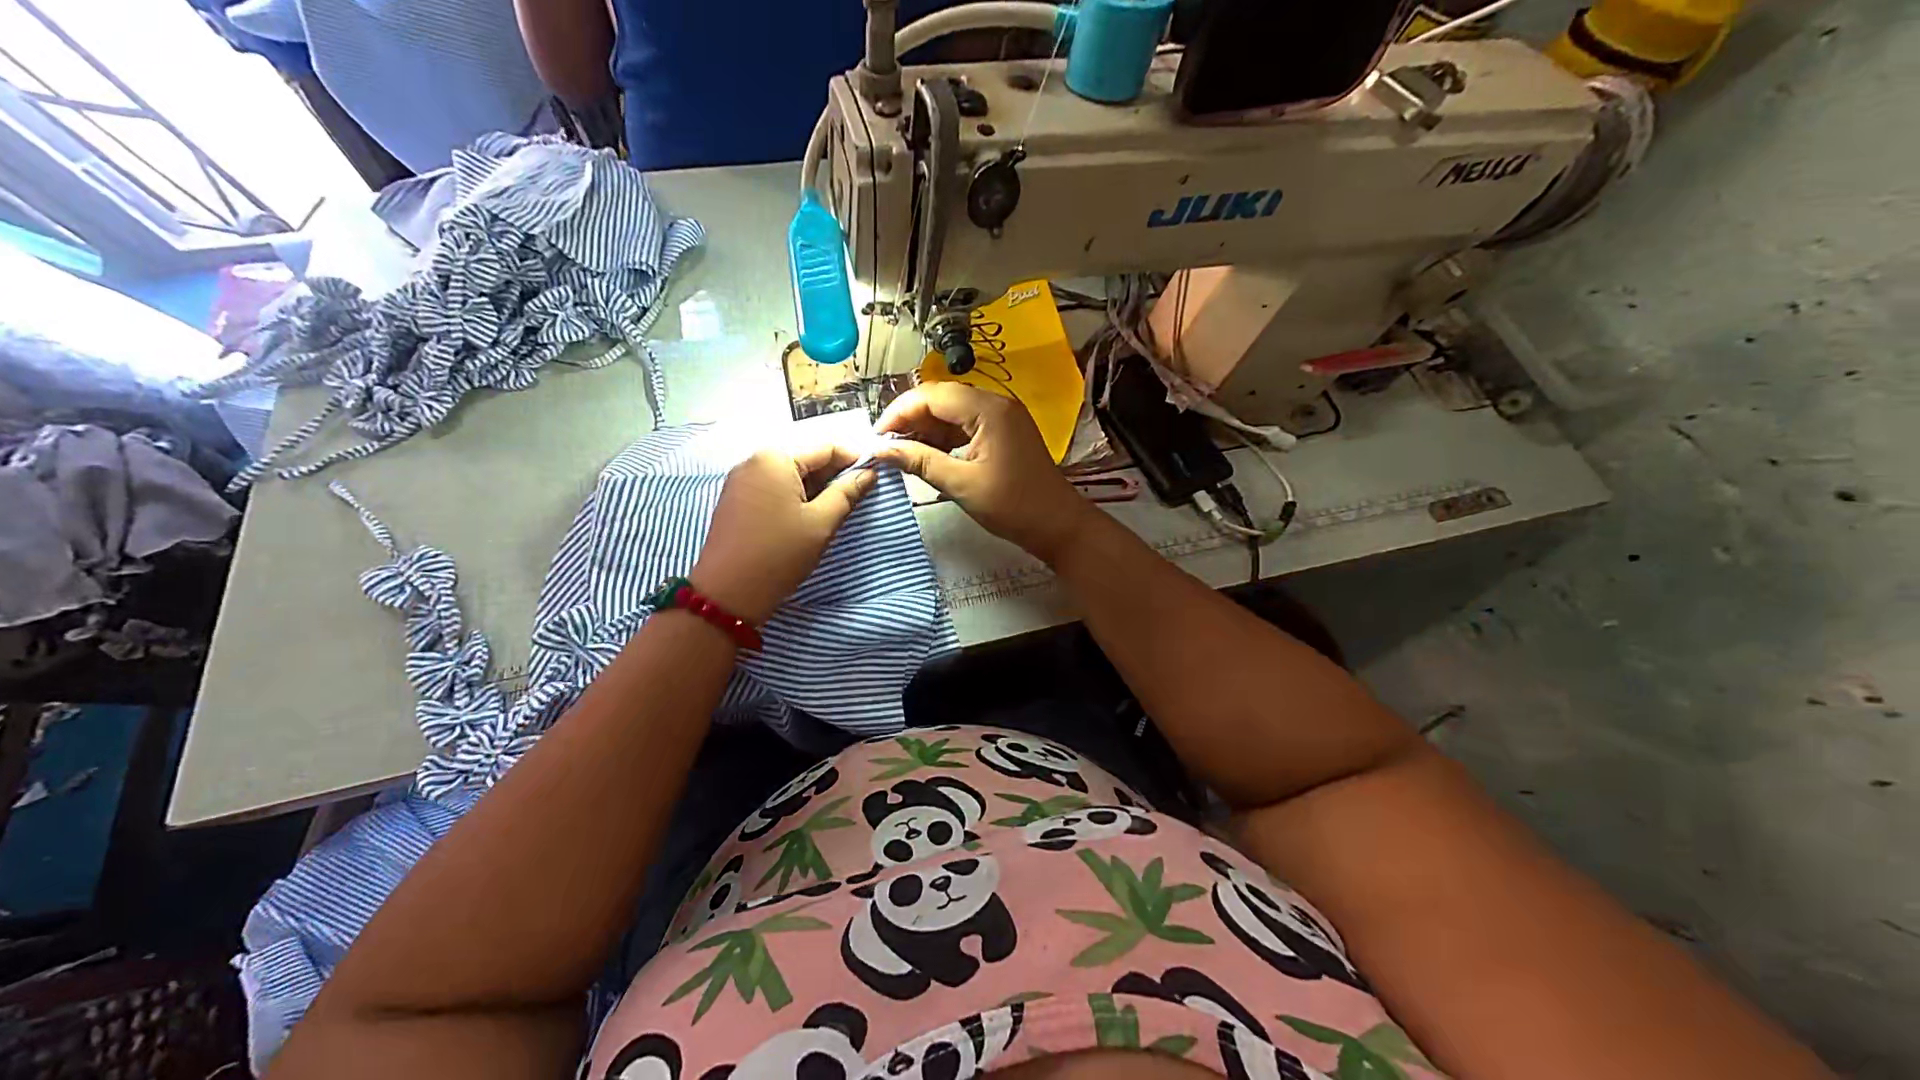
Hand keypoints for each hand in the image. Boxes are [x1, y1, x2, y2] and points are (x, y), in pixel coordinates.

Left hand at [690, 444, 875, 624]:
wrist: (727, 594)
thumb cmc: (779, 554)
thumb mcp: (821, 523)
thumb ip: (847, 493)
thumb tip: (868, 473)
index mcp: (775, 458)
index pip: (826, 448)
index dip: (853, 460)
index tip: (874, 477)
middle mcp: (754, 461)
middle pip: (806, 460)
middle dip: (833, 477)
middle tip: (856, 500)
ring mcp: (741, 481)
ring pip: (790, 477)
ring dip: (815, 490)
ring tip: (833, 514)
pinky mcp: (735, 501)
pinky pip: (773, 489)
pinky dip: (794, 499)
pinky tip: (806, 521)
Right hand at [875, 383, 1097, 563]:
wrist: (1059, 525)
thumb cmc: (1013, 506)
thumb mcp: (961, 484)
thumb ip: (920, 461)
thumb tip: (881, 449)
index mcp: (988, 409)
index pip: (931, 395)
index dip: (899, 412)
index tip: (876, 438)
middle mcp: (995, 403)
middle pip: (940, 398)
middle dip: (910, 419)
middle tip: (885, 446)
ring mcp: (1001, 417)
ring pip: (951, 412)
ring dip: (924, 429)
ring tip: (900, 454)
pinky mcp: (1002, 432)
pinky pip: (965, 425)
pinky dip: (943, 438)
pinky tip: (925, 455)